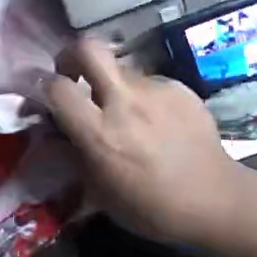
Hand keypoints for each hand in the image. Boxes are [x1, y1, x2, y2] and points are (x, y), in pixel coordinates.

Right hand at [45, 38, 242, 247]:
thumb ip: (77, 154)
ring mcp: (156, 90)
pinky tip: (157, 121)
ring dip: (114, 84)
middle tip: (74, 73)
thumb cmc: (151, 208)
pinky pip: (151, 83)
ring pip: (123, 69)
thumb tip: (61, 131)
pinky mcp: (180, 87)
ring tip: (127, 113)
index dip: (44, 85)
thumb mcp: (100, 192)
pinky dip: (144, 96)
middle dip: (73, 54)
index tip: (45, 92)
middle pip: (90, 49)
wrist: (213, 198)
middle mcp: (125, 102)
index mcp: (100, 133)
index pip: (57, 88)